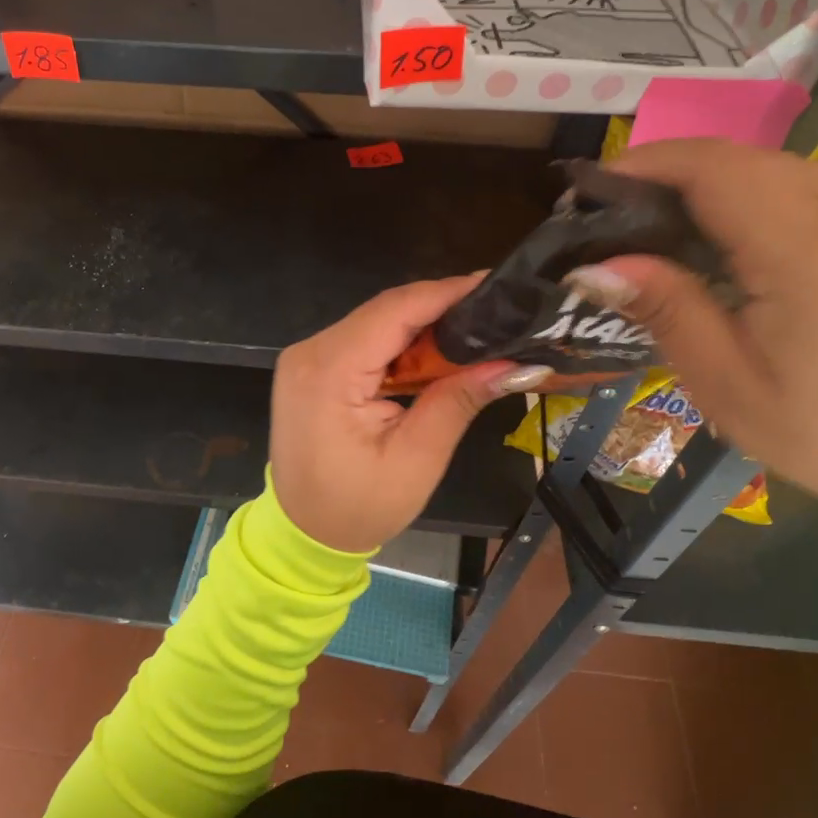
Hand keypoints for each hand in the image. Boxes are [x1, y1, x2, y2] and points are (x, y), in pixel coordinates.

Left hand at [270, 276, 550, 552]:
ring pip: (375, 323)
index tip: (497, 284)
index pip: (393, 311)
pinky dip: (400, 345)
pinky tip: (437, 351)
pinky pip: (362, 342)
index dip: (446, 293)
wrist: (303, 533)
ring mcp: (306, 358)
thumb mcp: (416, 458)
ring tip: (479, 329)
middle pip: (384, 312)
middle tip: (499, 311)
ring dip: (423, 327)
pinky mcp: (312, 369)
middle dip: (441, 309)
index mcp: (327, 372)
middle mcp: (309, 352)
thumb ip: (458, 400)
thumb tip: (514, 362)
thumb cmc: (358, 506)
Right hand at [570, 139, 817, 523]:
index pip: (709, 166)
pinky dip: (768, 203)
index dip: (643, 165)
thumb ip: (666, 310)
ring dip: (719, 190)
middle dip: (671, 178)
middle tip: (621, 227)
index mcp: (806, 247)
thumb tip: (593, 263)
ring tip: (676, 242)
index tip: (590, 194)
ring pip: (782, 171)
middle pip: (742, 161)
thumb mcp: (730, 387)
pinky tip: (749, 253)